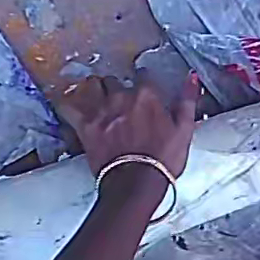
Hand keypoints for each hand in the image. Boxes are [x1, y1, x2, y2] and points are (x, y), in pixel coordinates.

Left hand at [69, 74, 198, 177]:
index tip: (147, 92)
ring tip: (100, 99)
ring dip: (96, 90)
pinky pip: (68, 107)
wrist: (136, 183)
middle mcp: (121, 97)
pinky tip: (68, 105)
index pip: (144, 75)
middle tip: (124, 103)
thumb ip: (187, 101)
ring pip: (93, 86)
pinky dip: (67, 105)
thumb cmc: (163, 159)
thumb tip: (191, 77)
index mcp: (147, 96)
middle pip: (117, 81)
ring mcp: (101, 110)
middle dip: (119, 89)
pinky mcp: (84, 126)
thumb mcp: (184, 130)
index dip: (146, 83)